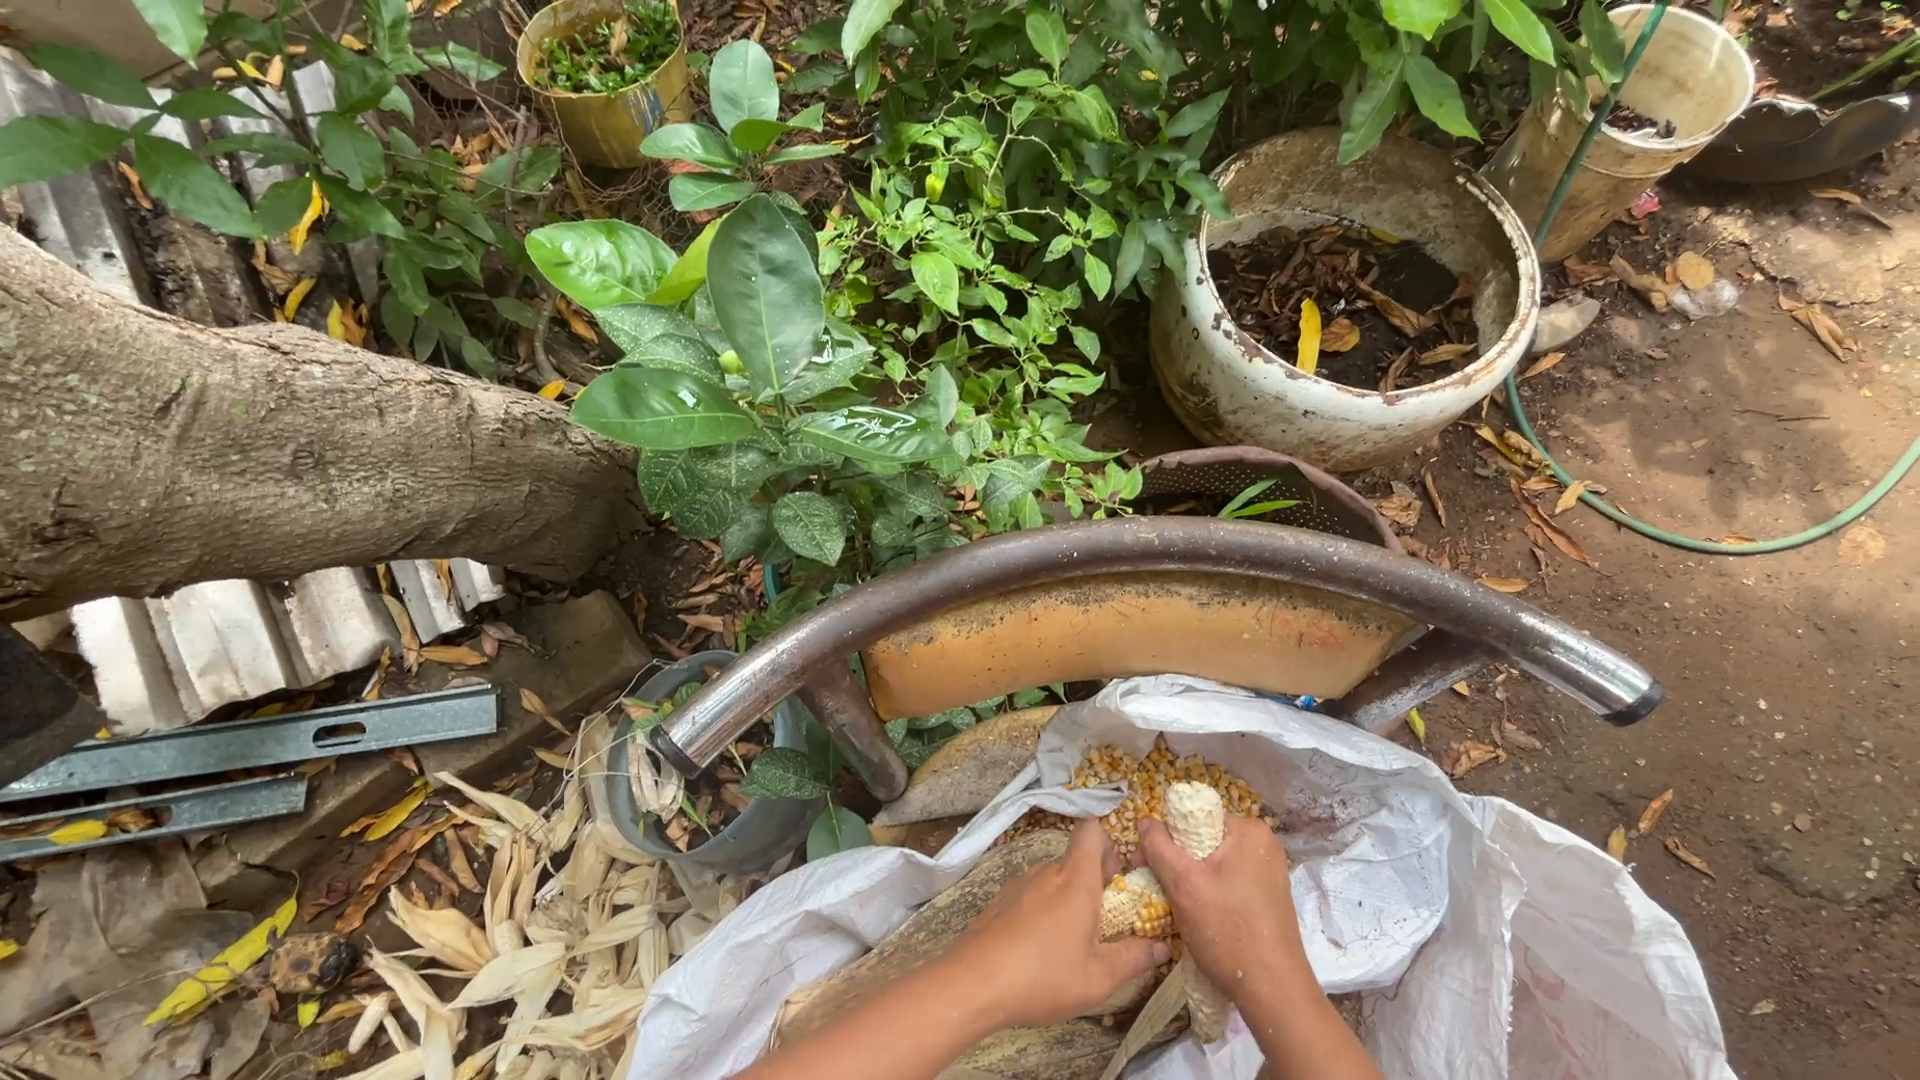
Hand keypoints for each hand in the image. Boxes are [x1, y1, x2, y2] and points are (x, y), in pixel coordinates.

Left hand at [945, 817, 1170, 1028]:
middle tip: (1109, 920)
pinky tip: (1042, 947)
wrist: (973, 983)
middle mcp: (1048, 872)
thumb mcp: (1098, 978)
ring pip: (1055, 879)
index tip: (1122, 873)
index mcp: (1076, 880)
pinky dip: (1045, 910)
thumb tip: (1161, 947)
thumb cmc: (1043, 976)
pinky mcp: (1002, 901)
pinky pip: (1033, 894)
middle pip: (1077, 859)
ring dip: (1070, 898)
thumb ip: (1133, 958)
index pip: (1092, 832)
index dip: (1109, 842)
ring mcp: (1020, 884)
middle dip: (1096, 881)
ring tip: (1077, 939)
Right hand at [1137, 815, 1311, 1002]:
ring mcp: (1269, 871)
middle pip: (1203, 840)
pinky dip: (1209, 892)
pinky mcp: (1269, 896)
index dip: (1164, 837)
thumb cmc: (1228, 931)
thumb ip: (1158, 846)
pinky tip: (1199, 916)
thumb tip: (1145, 819)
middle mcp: (1264, 844)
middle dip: (1175, 861)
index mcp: (1249, 831)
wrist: (1274, 991)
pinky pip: (1228, 880)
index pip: (1194, 817)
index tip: (1144, 863)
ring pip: (1213, 862)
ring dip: (1190, 879)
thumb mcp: (1183, 884)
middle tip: (1156, 887)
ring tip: (1175, 905)